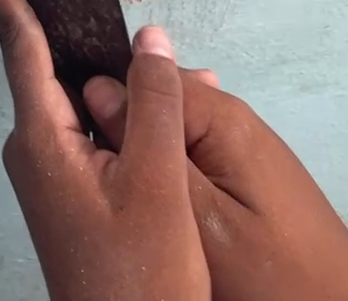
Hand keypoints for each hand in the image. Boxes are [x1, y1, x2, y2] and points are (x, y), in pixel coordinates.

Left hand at [0, 0, 209, 300]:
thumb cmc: (142, 282)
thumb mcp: (157, 187)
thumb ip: (152, 103)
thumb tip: (149, 37)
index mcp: (39, 137)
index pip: (16, 36)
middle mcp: (31, 144)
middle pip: (45, 60)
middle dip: (65, 19)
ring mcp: (46, 168)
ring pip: (76, 97)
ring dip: (111, 76)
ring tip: (172, 69)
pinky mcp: (65, 186)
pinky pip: (86, 126)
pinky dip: (116, 110)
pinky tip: (155, 109)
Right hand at [83, 39, 347, 300]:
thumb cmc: (273, 276)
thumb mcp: (201, 218)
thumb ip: (151, 148)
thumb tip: (97, 86)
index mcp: (216, 113)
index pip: (138, 71)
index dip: (100, 98)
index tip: (74, 134)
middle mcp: (228, 113)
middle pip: (152, 94)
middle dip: (121, 122)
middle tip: (100, 171)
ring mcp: (239, 141)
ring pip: (167, 123)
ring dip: (142, 145)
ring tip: (122, 185)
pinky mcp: (245, 168)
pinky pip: (188, 145)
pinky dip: (165, 162)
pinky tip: (156, 196)